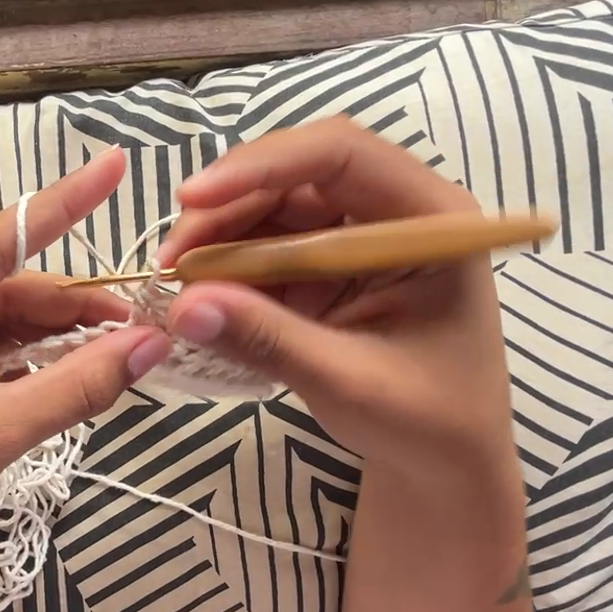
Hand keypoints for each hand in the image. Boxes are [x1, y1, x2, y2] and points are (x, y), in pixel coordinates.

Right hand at [162, 117, 513, 474]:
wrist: (443, 456)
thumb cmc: (425, 419)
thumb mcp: (347, 380)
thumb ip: (267, 338)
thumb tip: (184, 307)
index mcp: (427, 221)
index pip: (340, 155)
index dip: (261, 165)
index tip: (192, 198)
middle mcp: (390, 214)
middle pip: (294, 177)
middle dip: (224, 210)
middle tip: (169, 261)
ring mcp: (353, 241)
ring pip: (270, 212)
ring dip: (216, 240)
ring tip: (174, 282)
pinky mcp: (325, 270)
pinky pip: (264, 251)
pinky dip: (225, 271)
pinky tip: (198, 297)